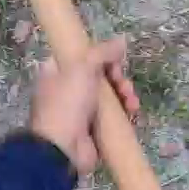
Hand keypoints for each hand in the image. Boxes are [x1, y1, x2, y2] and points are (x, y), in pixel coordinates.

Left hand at [28, 38, 139, 174]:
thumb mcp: (83, 68)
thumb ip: (103, 52)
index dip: (101, 57)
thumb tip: (122, 40)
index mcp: (56, 72)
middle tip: (124, 86)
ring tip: (131, 104)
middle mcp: (66, 90)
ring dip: (124, 96)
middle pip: (99, 76)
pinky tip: (132, 114)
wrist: (62, 148)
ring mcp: (79, 112)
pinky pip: (112, 117)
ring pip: (108, 96)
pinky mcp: (92, 130)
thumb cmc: (67, 103)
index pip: (82, 56)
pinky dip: (123, 114)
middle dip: (118, 79)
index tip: (115, 62)